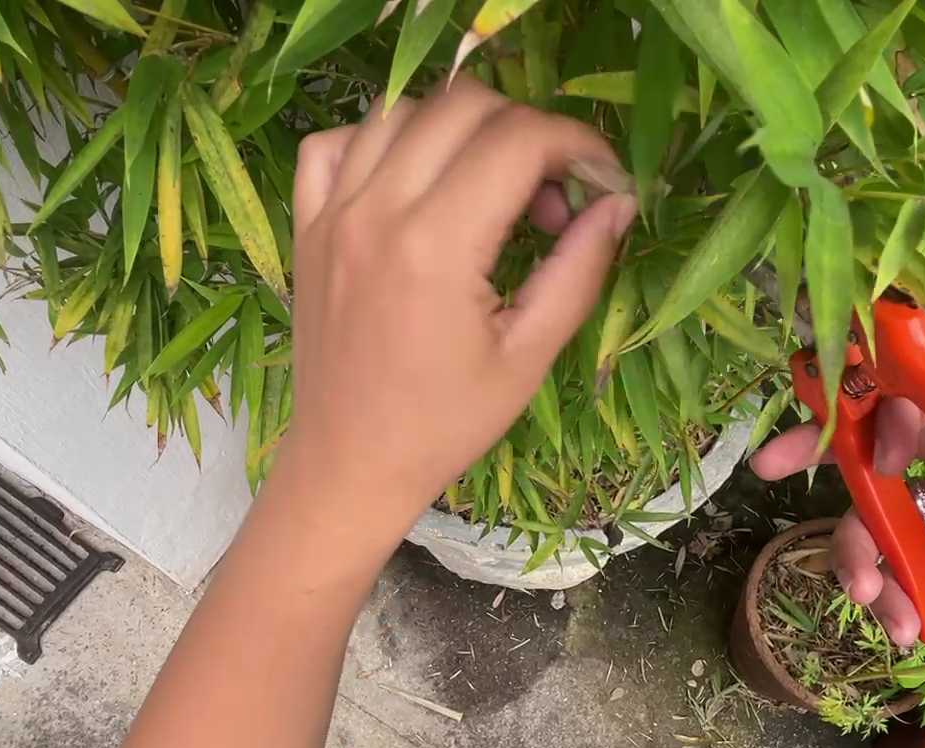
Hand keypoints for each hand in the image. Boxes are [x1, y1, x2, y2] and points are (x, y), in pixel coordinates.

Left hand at [275, 77, 637, 541]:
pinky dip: (382, 142)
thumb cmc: (444, 427)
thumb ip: (578, 272)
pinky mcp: (306, 228)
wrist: (351, 463)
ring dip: (462, 132)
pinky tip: (412, 184)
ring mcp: (330, 214)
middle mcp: (376, 211)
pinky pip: (336, 145)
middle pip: (465, 106)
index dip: (577, 147)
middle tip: (550, 201)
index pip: (519, 140)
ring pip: (403, 111)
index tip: (601, 183)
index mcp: (436, 248)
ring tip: (488, 193)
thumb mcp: (526, 359)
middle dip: (527, 133)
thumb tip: (618, 203)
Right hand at [751, 362, 924, 691]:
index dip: (894, 388)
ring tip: (874, 604)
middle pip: (890, 429)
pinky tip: (904, 626)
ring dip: (857, 551)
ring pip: (874, 505)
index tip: (857, 428)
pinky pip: (888, 557)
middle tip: (772, 466)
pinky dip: (881, 589)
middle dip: (827, 446)